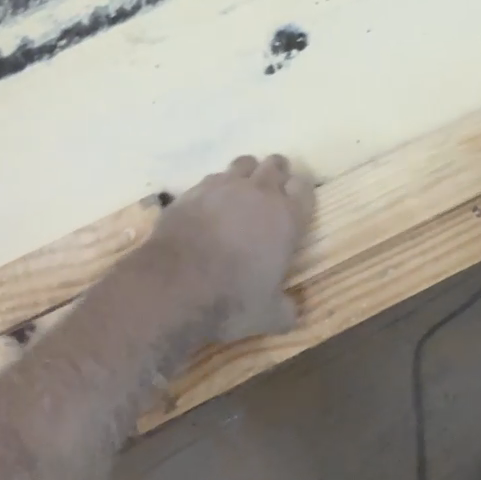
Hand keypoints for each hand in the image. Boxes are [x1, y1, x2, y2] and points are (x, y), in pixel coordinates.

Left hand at [146, 154, 315, 341]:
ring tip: (242, 190)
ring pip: (244, 163)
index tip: (297, 201)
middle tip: (273, 188)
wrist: (176, 284)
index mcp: (286, 217)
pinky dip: (215, 187)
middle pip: (276, 165)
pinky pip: (212, 178)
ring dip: (247, 173)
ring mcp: (224, 186)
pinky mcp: (194, 190)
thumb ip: (285, 310)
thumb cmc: (232, 299)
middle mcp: (259, 192)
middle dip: (278, 173)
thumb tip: (293, 313)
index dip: (301, 191)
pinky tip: (210, 204)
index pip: (304, 188)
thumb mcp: (268, 315)